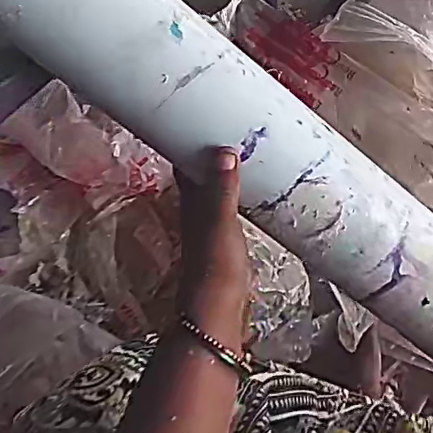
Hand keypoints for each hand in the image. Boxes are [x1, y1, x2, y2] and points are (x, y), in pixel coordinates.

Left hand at [177, 148, 251, 339]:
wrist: (217, 310)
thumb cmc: (216, 264)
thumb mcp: (221, 222)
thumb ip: (222, 190)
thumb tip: (224, 151)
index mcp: (192, 203)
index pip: (186, 166)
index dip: (190, 145)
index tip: (203, 122)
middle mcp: (196, 212)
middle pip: (199, 177)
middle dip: (209, 157)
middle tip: (229, 133)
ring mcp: (209, 227)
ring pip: (212, 192)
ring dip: (222, 175)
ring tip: (241, 156)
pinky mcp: (223, 241)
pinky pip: (227, 208)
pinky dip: (234, 195)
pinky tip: (247, 193)